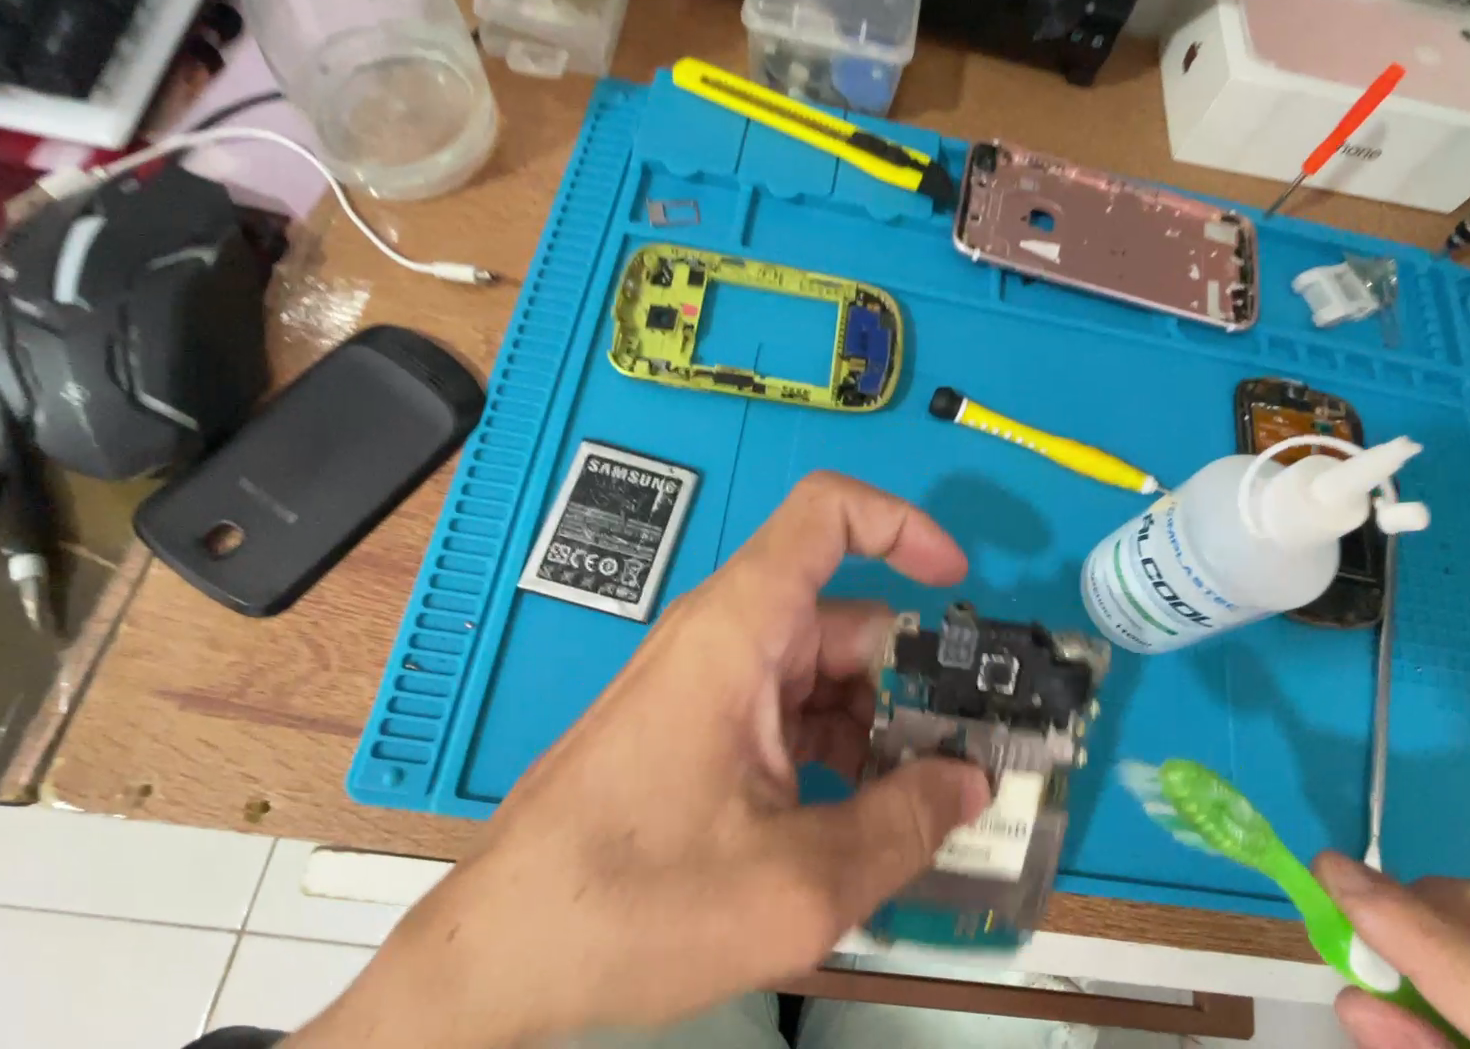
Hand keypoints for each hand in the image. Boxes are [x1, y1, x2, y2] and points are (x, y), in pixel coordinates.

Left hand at [290, 473, 991, 1048]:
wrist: (501, 954)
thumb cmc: (634, 903)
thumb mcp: (800, 881)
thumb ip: (905, 826)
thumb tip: (968, 784)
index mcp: (740, 631)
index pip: (827, 515)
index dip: (903, 525)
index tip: (957, 582)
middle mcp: (723, 640)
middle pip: (846, 619)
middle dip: (915, 679)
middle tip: (968, 756)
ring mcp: (708, 686)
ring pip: (823, 674)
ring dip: (879, 727)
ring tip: (919, 806)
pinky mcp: (697, 729)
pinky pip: (789, 714)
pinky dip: (835, 751)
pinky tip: (860, 819)